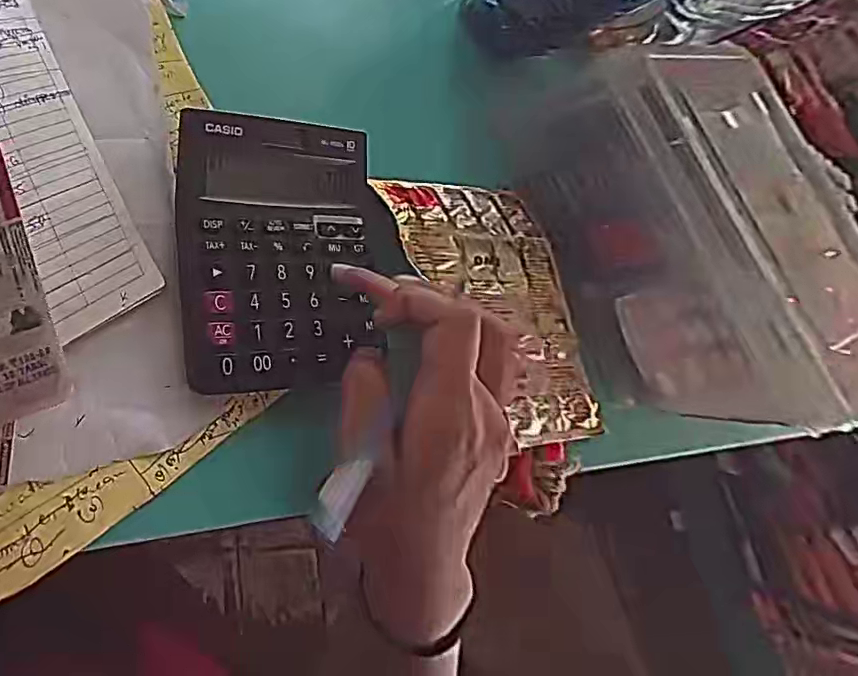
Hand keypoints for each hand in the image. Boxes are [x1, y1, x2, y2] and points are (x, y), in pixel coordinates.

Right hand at [329, 266, 518, 647]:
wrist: (422, 566)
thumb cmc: (386, 516)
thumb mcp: (358, 454)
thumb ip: (364, 392)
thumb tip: (372, 354)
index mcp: (452, 416)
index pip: (458, 326)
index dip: (417, 298)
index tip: (376, 305)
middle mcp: (487, 412)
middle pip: (483, 322)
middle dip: (431, 295)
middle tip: (384, 293)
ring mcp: (499, 419)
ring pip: (495, 338)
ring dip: (449, 312)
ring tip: (403, 307)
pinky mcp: (495, 426)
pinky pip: (487, 362)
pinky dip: (455, 337)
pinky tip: (422, 341)